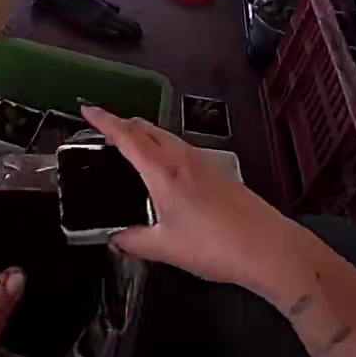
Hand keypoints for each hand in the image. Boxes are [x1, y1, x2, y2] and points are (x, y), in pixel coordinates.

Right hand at [82, 106, 314, 301]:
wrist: (267, 246)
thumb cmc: (214, 246)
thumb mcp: (166, 248)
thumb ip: (136, 241)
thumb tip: (116, 238)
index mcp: (164, 171)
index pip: (128, 136)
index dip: (105, 121)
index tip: (88, 109)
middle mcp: (183, 158)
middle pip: (148, 129)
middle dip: (124, 123)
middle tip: (104, 129)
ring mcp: (204, 161)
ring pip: (166, 136)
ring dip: (145, 134)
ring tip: (129, 145)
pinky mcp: (217, 171)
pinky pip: (181, 149)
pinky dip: (162, 147)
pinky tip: (163, 169)